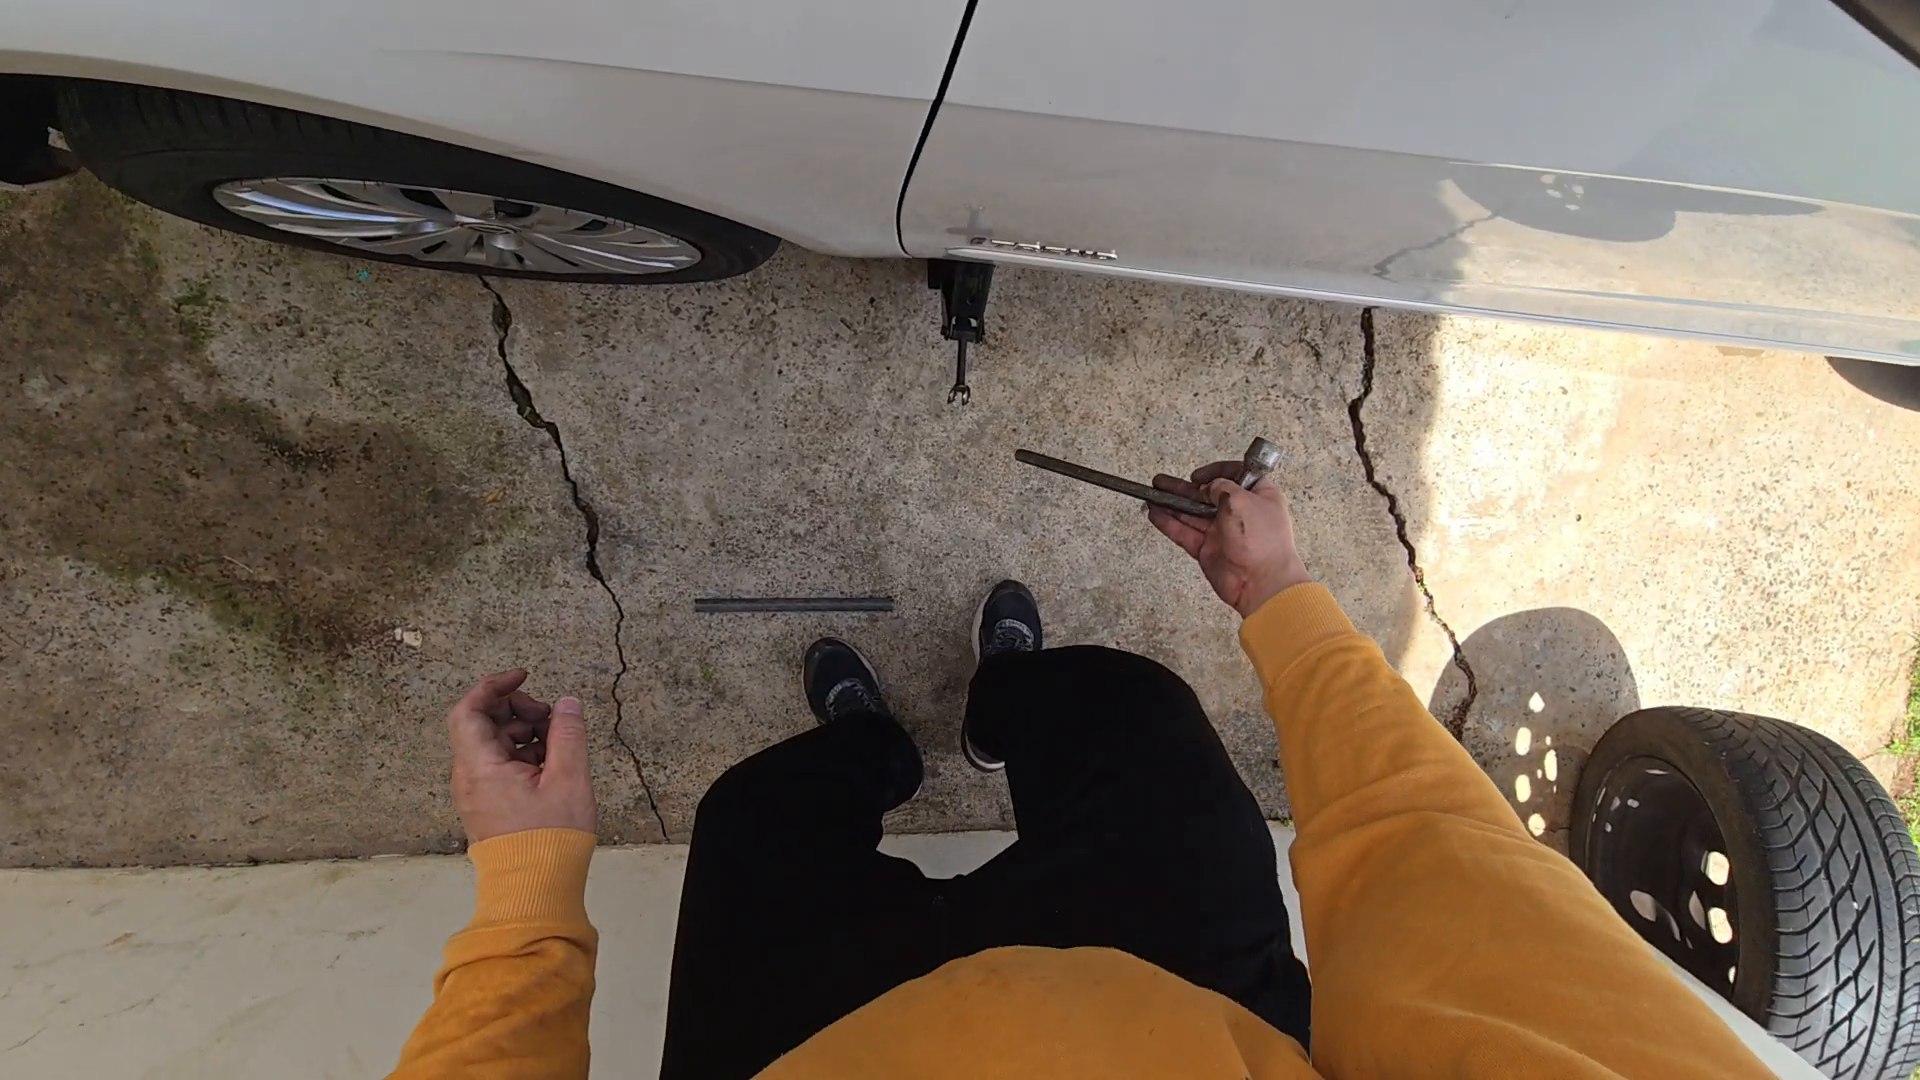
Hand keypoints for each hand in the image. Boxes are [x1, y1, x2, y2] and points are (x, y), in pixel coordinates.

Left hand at [446, 670, 597, 843]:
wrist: (536, 886)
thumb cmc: (551, 835)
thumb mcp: (569, 777)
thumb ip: (567, 734)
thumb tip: (566, 702)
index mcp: (480, 767)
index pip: (468, 711)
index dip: (493, 686)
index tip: (524, 676)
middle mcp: (470, 777)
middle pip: (482, 723)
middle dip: (518, 709)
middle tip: (552, 716)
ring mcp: (477, 791)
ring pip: (494, 743)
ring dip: (526, 730)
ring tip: (560, 742)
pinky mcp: (489, 803)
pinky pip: (501, 763)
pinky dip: (525, 751)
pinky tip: (553, 762)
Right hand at [1147, 461, 1312, 617]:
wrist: (1261, 581)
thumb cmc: (1262, 542)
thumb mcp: (1242, 500)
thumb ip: (1220, 487)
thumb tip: (1207, 487)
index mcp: (1257, 496)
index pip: (1235, 476)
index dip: (1215, 471)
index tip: (1199, 475)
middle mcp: (1239, 512)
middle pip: (1206, 495)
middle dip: (1182, 488)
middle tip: (1161, 481)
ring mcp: (1221, 531)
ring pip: (1190, 513)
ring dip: (1170, 503)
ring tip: (1152, 495)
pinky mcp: (1207, 549)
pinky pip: (1183, 532)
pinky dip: (1168, 523)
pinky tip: (1155, 514)